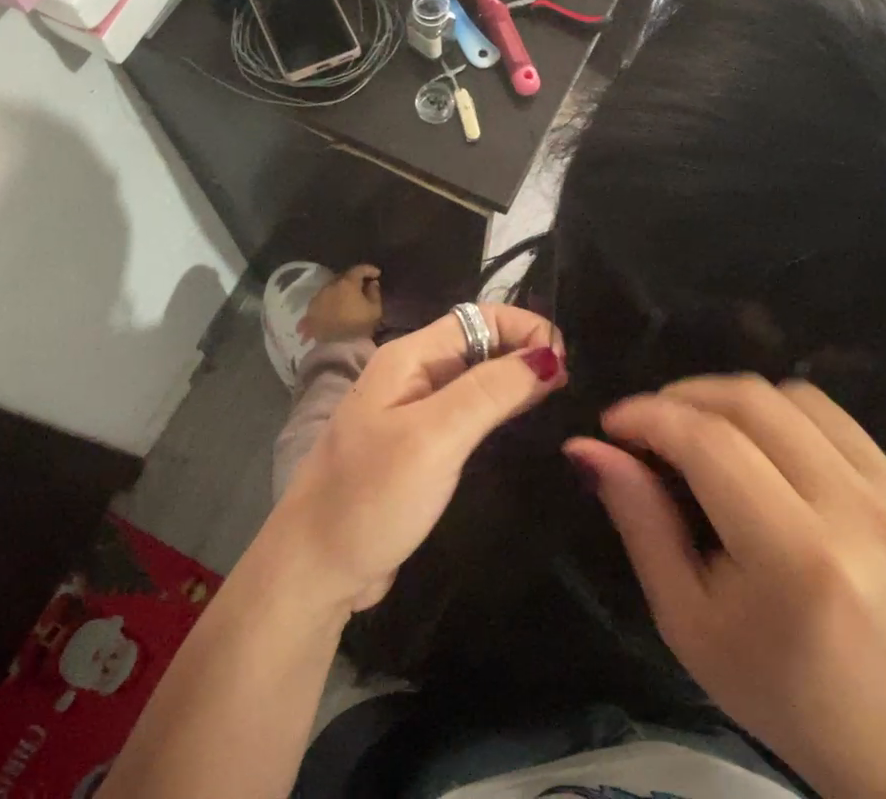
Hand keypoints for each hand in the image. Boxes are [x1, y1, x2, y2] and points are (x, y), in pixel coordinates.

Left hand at [265, 304, 565, 612]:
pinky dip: (499, 417)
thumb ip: (490, 391)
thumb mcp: (434, 438)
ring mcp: (414, 415)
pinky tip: (523, 434)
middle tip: (570, 392)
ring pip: (477, 383)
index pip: (481, 316)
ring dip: (517, 387)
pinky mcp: (420, 451)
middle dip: (527, 355)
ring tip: (558, 409)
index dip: (527, 329)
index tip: (565, 366)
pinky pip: (468, 418)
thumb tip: (550, 354)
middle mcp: (411, 377)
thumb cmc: (370, 499)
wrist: (316, 570)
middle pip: (481, 345)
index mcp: (408, 358)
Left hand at [300, 265, 382, 342]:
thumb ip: (375, 293)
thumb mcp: (375, 310)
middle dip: (354, 280)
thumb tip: (372, 283)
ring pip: (332, 288)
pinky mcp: (311, 309)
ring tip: (348, 299)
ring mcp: (319, 296)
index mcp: (347, 283)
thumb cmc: (358, 326)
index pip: (359, 269)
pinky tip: (335, 308)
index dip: (370, 270)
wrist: (334, 346)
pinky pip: (323, 300)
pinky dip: (331, 301)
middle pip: (344, 277)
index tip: (377, 274)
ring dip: (341, 291)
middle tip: (363, 286)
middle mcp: (330, 285)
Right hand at [565, 377, 885, 798]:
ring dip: (739, 405)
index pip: (711, 443)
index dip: (651, 416)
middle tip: (652, 421)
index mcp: (797, 556)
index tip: (613, 421)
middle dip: (688, 396)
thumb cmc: (774, 688)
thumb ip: (640, 521)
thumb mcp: (685, 617)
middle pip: (757, 402)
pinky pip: (842, 429)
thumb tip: (589, 447)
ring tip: (707, 436)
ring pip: (802, 399)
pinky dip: (791, 432)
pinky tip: (774, 469)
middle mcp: (861, 512)